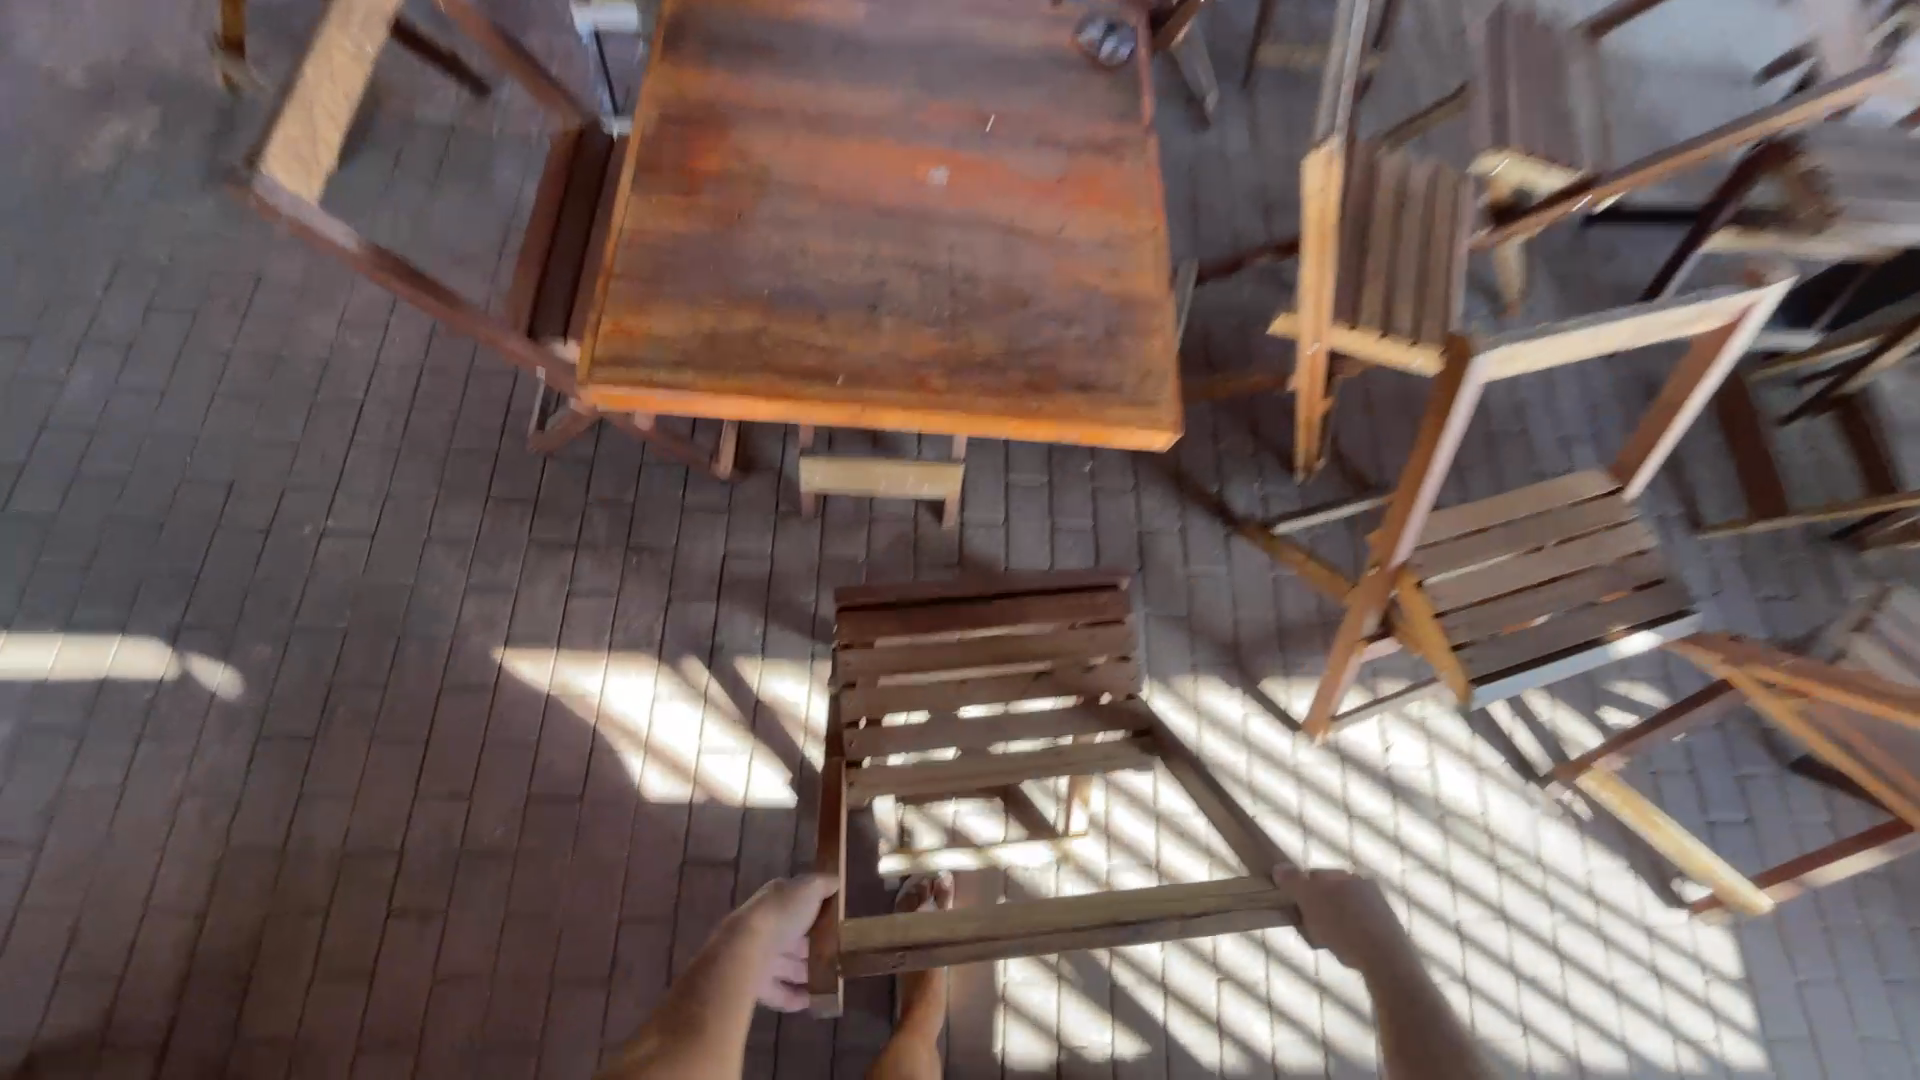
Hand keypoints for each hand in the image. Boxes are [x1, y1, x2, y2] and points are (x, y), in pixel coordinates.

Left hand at [718, 873, 838, 1011]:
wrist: (747, 948)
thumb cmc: (782, 912)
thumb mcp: (809, 888)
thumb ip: (824, 884)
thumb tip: (836, 881)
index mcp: (776, 902)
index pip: (797, 904)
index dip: (816, 912)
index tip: (837, 923)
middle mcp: (767, 928)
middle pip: (794, 939)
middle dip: (814, 948)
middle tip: (840, 956)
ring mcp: (760, 957)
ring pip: (788, 967)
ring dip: (807, 974)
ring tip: (832, 981)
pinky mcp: (757, 985)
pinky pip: (780, 993)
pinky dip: (795, 998)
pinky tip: (813, 1000)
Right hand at [1270, 866, 1409, 974]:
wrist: (1385, 958)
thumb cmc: (1342, 924)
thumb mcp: (1308, 899)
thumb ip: (1292, 881)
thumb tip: (1279, 867)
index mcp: (1345, 873)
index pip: (1314, 876)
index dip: (1301, 892)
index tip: (1298, 911)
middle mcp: (1364, 884)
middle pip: (1331, 893)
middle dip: (1320, 908)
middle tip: (1312, 927)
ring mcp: (1380, 907)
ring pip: (1346, 912)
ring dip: (1336, 924)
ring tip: (1330, 942)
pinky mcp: (1389, 930)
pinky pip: (1361, 929)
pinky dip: (1352, 937)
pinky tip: (1349, 951)